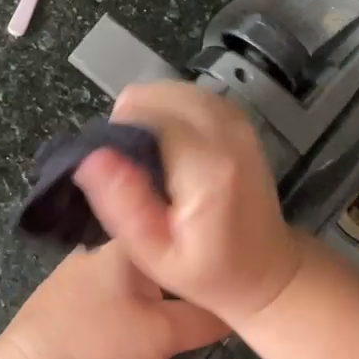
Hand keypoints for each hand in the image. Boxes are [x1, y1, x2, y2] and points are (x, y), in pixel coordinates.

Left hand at [0, 244, 226, 358]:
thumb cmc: (96, 344)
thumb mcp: (163, 336)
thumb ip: (206, 319)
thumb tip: (237, 304)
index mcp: (128, 241)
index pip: (179, 231)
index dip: (209, 250)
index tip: (233, 267)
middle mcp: (104, 242)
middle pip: (161, 249)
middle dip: (187, 270)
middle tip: (220, 291)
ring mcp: (83, 262)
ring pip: (139, 268)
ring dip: (163, 285)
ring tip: (192, 303)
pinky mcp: (71, 286)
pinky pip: (118, 282)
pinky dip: (138, 295)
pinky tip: (147, 314)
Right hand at [73, 82, 305, 326]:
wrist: (267, 269)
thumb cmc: (207, 269)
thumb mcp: (154, 255)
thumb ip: (124, 205)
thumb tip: (92, 156)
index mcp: (207, 168)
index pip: (147, 115)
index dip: (119, 132)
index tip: (114, 164)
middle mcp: (227, 134)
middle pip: (159, 94)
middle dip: (133, 118)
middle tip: (130, 163)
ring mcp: (238, 122)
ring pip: (173, 88)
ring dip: (150, 111)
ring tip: (148, 154)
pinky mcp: (238, 119)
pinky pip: (190, 93)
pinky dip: (169, 108)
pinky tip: (166, 141)